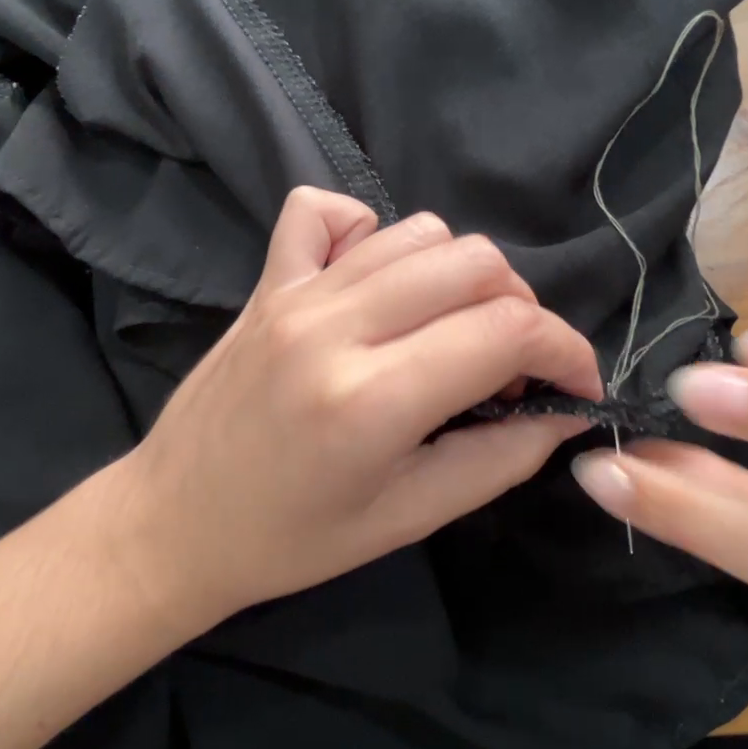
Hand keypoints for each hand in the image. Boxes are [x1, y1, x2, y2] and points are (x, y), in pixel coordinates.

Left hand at [109, 187, 603, 628]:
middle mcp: (334, 326)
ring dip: (459, 274)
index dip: (564, 349)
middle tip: (512, 365)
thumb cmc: (290, 538)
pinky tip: (374, 281)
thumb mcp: (406, 519)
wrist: (174, 520)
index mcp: (372, 398)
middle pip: (472, 263)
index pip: (506, 329)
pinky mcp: (266, 280)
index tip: (574, 383)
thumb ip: (498, 459)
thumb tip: (565, 413)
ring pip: (416, 232)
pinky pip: (323, 210)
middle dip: (521, 308)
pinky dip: (367, 229)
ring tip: (451, 329)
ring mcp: (294, 292)